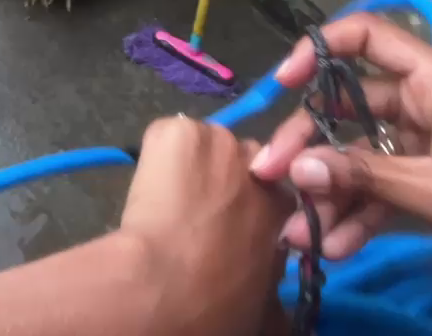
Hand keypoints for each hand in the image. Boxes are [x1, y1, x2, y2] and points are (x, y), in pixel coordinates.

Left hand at [121, 115, 292, 335]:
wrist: (164, 281)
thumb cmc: (215, 300)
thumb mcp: (263, 301)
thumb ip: (271, 270)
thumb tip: (268, 270)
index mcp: (280, 203)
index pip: (269, 187)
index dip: (245, 201)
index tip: (226, 220)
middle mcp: (254, 161)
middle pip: (237, 158)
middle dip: (221, 175)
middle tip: (195, 208)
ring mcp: (215, 139)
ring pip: (201, 143)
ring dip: (189, 162)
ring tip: (167, 196)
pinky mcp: (176, 130)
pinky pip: (167, 136)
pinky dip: (158, 154)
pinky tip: (150, 182)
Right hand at [248, 14, 431, 328]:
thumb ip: (368, 178)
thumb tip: (296, 168)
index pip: (366, 37)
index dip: (319, 49)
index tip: (284, 83)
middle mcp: (422, 104)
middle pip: (346, 106)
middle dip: (309, 143)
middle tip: (270, 176)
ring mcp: (421, 146)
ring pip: (356, 154)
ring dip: (326, 190)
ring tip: (295, 230)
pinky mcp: (425, 184)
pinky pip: (376, 190)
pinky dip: (353, 215)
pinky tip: (330, 246)